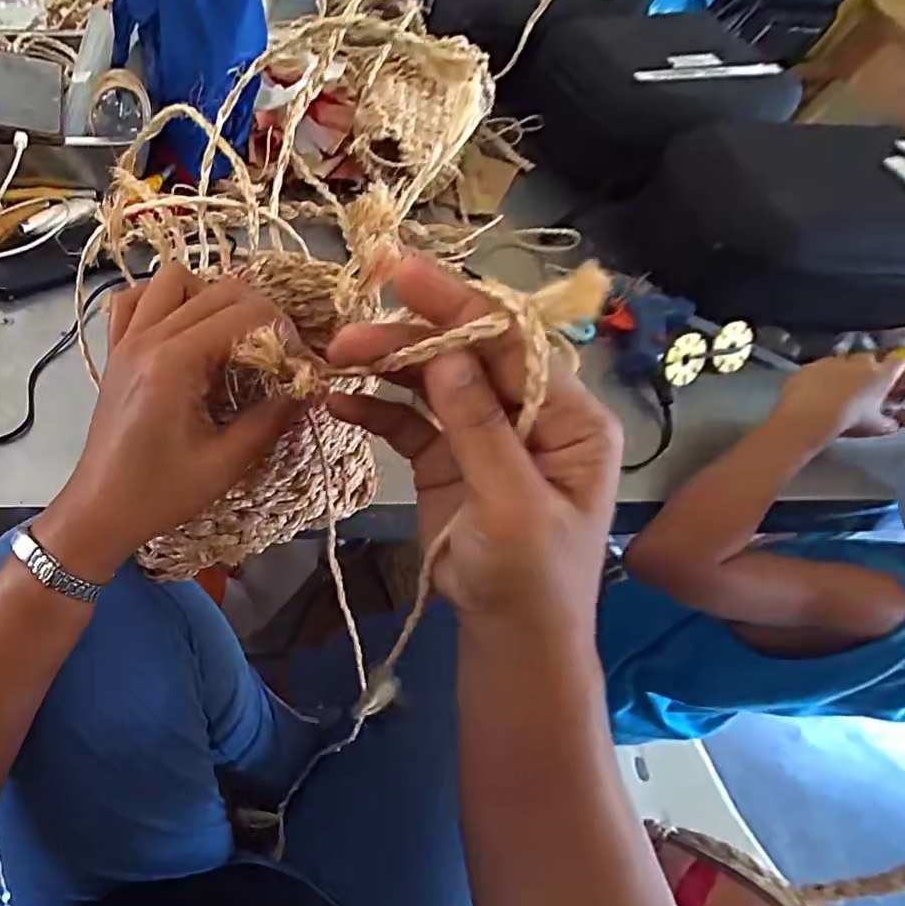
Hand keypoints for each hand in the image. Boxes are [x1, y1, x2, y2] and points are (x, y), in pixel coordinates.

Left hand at [35, 264, 302, 581]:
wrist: (100, 510)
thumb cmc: (159, 495)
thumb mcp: (225, 464)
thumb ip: (270, 419)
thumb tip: (308, 388)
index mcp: (173, 363)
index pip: (245, 314)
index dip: (284, 333)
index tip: (299, 365)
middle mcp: (147, 338)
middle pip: (217, 289)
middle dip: (259, 314)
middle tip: (276, 356)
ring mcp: (126, 341)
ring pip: (172, 280)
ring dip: (210, 296)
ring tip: (228, 338)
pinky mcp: (114, 353)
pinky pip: (133, 301)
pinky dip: (161, 301)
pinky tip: (181, 329)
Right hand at [324, 255, 620, 634]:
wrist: (508, 632)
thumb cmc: (529, 578)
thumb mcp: (512, 505)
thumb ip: (481, 429)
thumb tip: (448, 354)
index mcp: (569, 417)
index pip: (512, 345)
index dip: (459, 306)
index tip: (403, 274)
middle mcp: (527, 414)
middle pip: (464, 357)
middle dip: (408, 339)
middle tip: (347, 330)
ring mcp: (480, 435)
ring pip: (430, 384)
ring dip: (384, 368)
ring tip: (334, 357)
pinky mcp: (443, 459)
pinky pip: (408, 423)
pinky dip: (376, 409)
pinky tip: (341, 399)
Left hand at [772, 354, 904, 438]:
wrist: (807, 416)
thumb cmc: (847, 420)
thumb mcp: (874, 426)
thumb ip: (886, 423)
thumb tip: (891, 426)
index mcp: (882, 374)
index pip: (898, 361)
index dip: (893, 367)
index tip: (888, 374)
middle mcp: (860, 363)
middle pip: (867, 357)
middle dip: (864, 366)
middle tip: (856, 381)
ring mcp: (832, 362)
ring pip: (839, 360)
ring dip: (838, 368)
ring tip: (830, 384)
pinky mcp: (808, 367)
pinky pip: (814, 367)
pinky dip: (814, 374)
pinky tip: (808, 386)